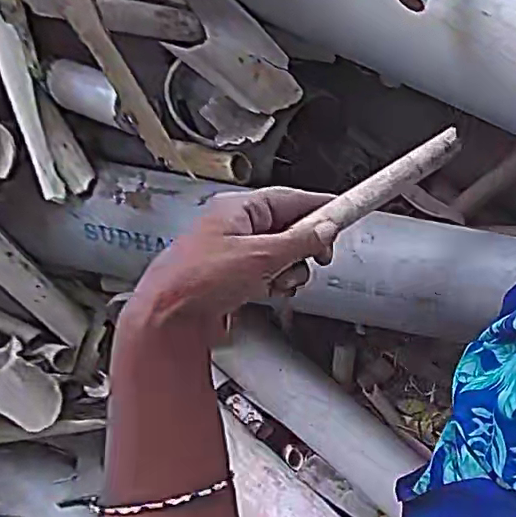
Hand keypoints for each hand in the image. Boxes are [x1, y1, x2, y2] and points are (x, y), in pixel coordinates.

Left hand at [124, 187, 335, 329]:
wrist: (170, 318)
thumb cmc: (197, 280)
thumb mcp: (261, 256)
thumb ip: (300, 241)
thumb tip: (326, 229)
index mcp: (238, 209)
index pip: (291, 198)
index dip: (321, 207)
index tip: (344, 211)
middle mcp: (238, 226)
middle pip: (292, 227)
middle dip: (307, 247)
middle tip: (319, 257)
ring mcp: (238, 252)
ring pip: (286, 253)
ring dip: (292, 269)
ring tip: (281, 281)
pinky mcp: (239, 275)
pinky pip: (274, 272)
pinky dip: (280, 282)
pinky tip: (272, 290)